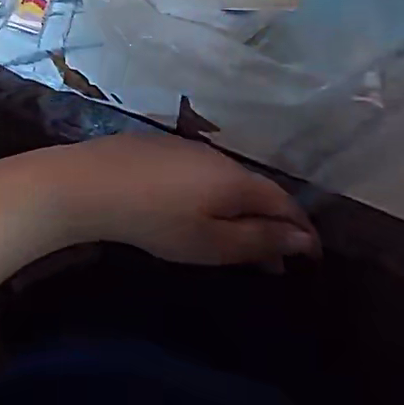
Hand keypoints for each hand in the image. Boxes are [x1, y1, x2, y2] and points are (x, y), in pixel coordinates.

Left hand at [48, 133, 319, 268]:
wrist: (92, 183)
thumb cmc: (157, 220)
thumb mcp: (213, 242)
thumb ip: (260, 240)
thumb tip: (303, 238)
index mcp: (235, 179)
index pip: (284, 200)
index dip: (302, 229)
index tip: (311, 256)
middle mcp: (215, 155)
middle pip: (255, 188)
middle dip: (270, 222)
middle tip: (274, 259)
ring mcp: (183, 146)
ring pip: (224, 178)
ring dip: (238, 207)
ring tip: (236, 238)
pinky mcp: (156, 145)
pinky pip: (197, 170)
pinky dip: (209, 193)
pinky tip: (195, 209)